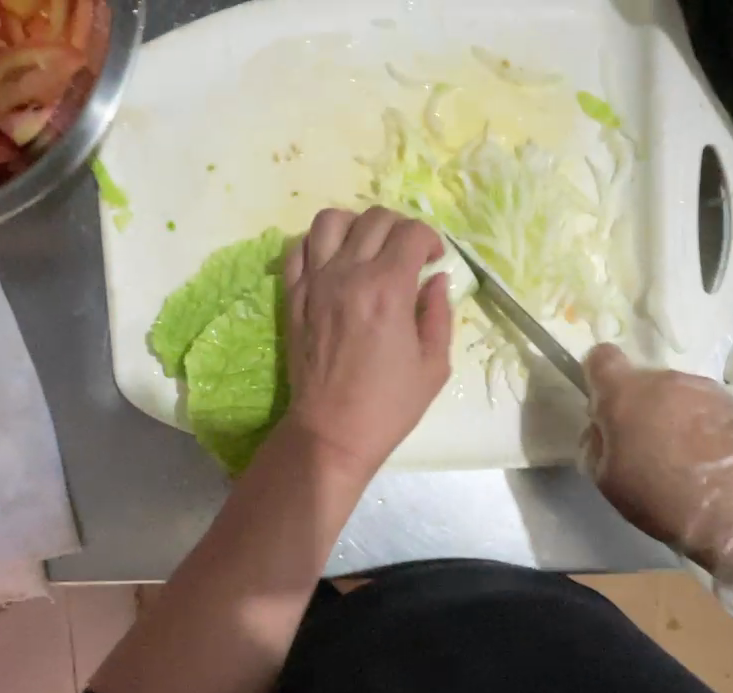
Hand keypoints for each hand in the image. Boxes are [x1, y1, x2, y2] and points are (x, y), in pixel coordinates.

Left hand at [279, 207, 452, 476]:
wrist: (331, 433)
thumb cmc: (388, 407)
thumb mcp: (434, 367)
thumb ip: (439, 315)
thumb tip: (437, 281)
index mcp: (389, 290)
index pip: (412, 233)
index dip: (430, 239)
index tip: (433, 261)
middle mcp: (349, 274)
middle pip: (375, 219)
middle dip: (399, 228)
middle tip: (406, 255)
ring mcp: (315, 283)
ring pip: (331, 220)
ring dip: (356, 225)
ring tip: (367, 248)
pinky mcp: (293, 297)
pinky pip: (298, 247)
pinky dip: (317, 243)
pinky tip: (333, 261)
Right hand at [583, 345, 732, 596]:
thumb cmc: (664, 500)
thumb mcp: (607, 482)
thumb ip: (597, 445)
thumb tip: (602, 430)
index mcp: (628, 395)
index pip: (602, 358)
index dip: (599, 378)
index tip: (604, 406)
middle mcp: (672, 380)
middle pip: (648, 382)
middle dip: (644, 408)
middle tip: (649, 449)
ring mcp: (716, 388)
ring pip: (685, 396)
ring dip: (681, 419)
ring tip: (690, 460)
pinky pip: (720, 411)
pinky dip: (714, 430)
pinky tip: (720, 463)